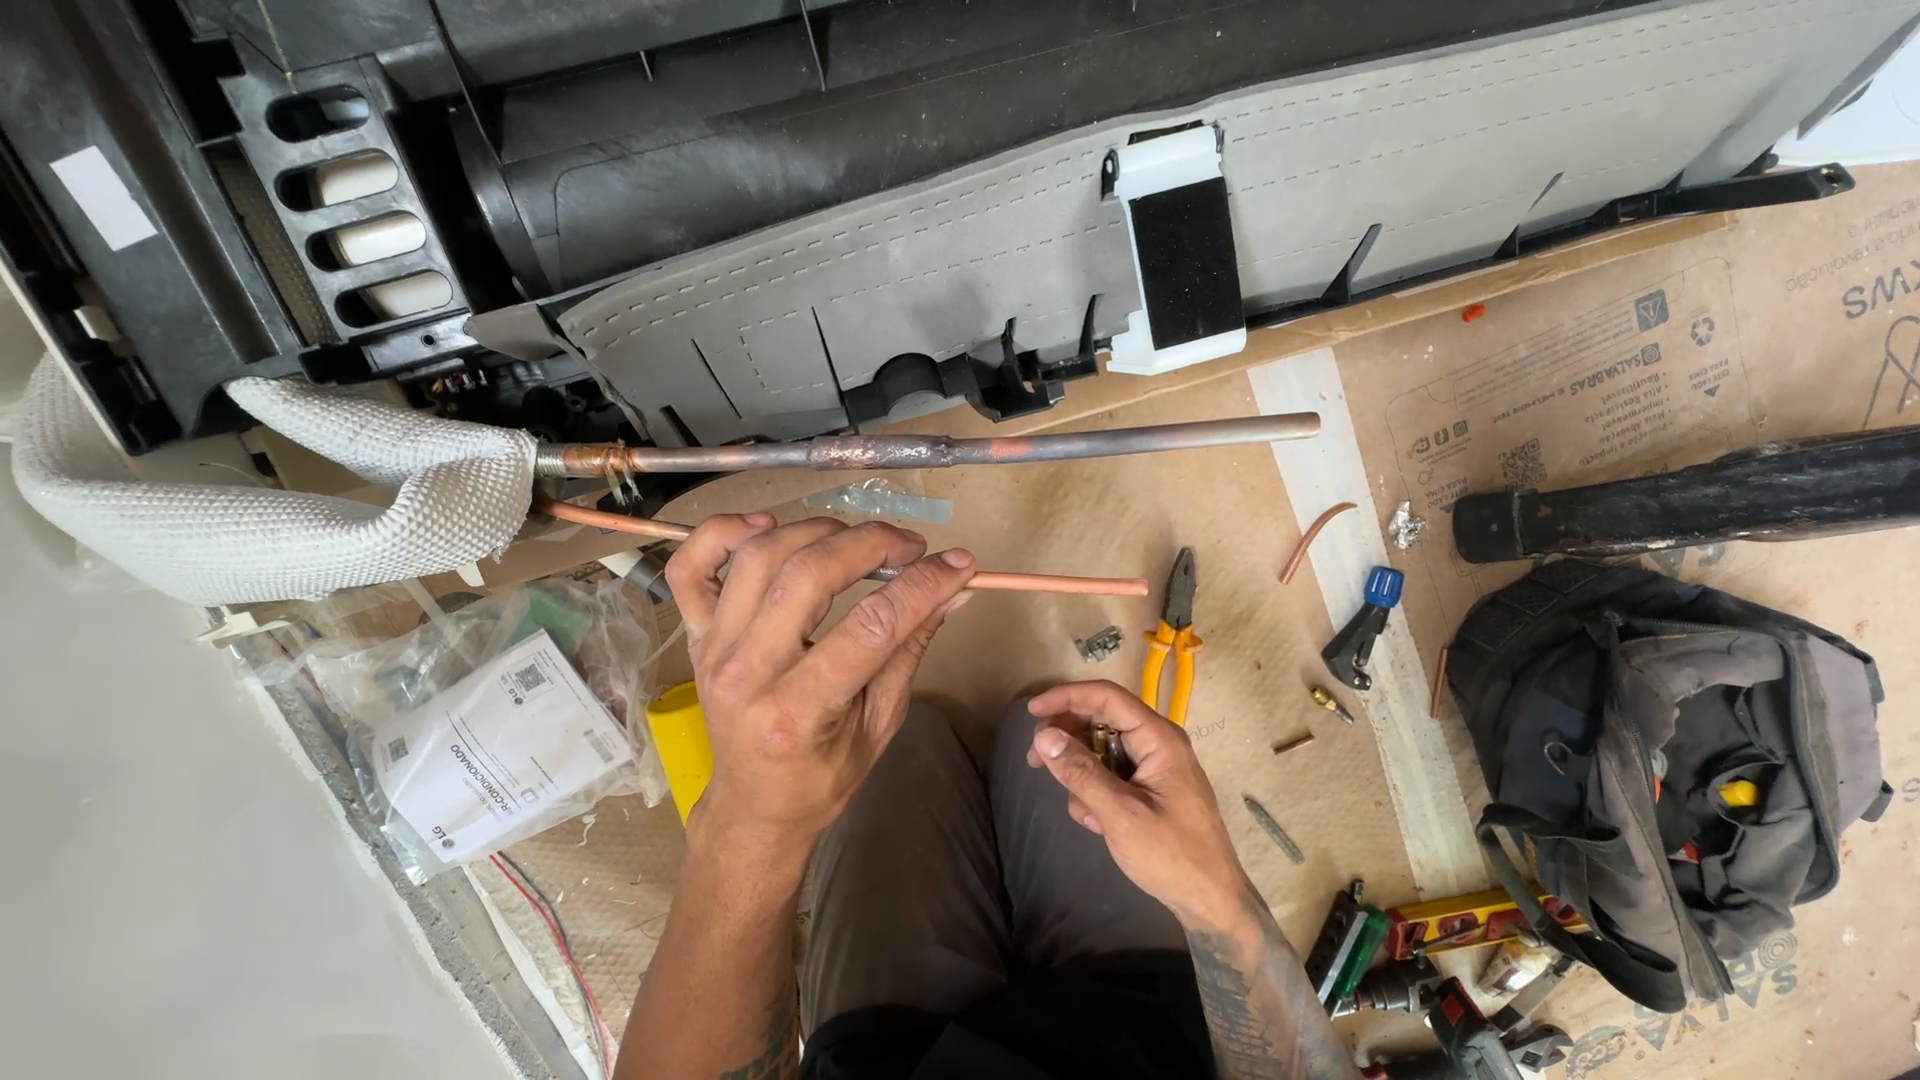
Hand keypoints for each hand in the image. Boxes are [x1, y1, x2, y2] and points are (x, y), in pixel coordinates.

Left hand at [666, 514, 975, 848]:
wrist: (754, 805)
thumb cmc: (823, 776)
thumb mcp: (881, 723)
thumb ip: (910, 648)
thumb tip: (952, 589)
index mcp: (797, 713)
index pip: (870, 626)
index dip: (922, 585)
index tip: (959, 563)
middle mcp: (746, 675)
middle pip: (809, 576)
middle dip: (872, 545)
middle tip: (910, 546)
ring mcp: (713, 651)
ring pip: (760, 558)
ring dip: (818, 531)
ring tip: (857, 540)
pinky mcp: (695, 637)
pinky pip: (691, 568)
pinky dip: (721, 533)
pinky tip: (764, 526)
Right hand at [1027, 680, 1253, 931]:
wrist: (1211, 902)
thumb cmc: (1172, 856)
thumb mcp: (1120, 815)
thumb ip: (1081, 772)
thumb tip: (1044, 736)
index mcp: (1159, 738)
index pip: (1106, 697)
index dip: (1066, 697)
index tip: (1031, 713)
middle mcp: (1157, 743)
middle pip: (1100, 719)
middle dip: (1067, 739)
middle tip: (1036, 762)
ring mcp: (1154, 765)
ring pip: (1100, 749)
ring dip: (1082, 775)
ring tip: (1088, 814)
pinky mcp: (1149, 787)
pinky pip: (1110, 773)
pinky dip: (1095, 792)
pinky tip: (1099, 824)